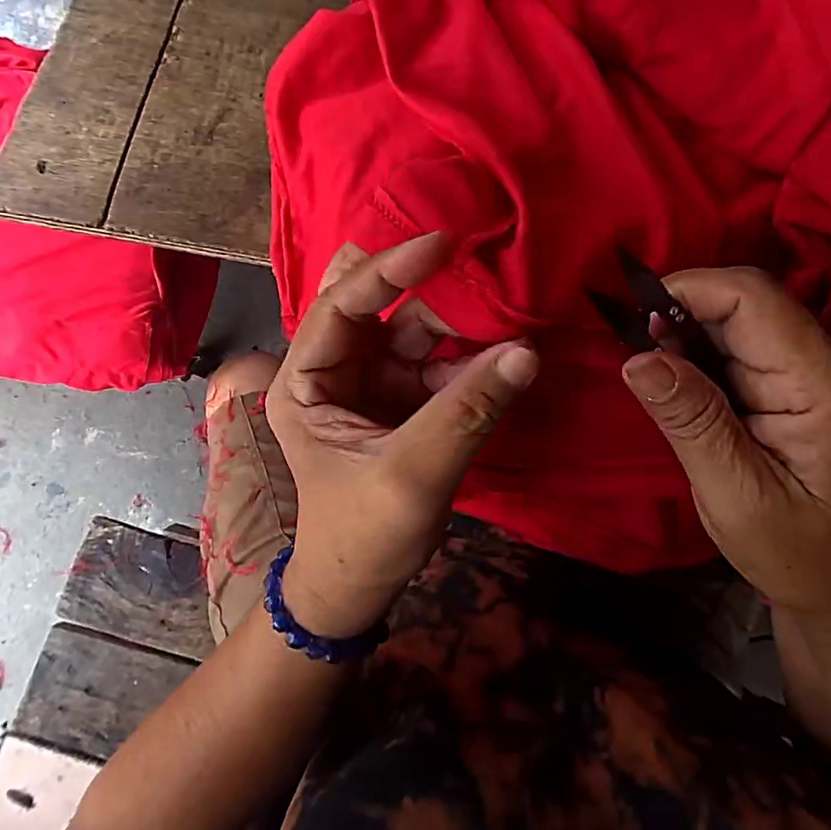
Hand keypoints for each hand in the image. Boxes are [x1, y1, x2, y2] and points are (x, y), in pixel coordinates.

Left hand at [264, 231, 539, 636]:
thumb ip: (466, 412)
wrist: (358, 588)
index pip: (340, 306)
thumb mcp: (412, 475)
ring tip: (507, 310)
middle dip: (427, 290)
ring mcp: (369, 382)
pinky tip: (503, 353)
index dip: (387, 269)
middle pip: (379, 310)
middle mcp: (332, 370)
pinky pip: (437, 363)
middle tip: (480, 264)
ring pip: (414, 333)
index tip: (441, 242)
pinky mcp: (401, 399)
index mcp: (305, 380)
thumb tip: (525, 351)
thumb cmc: (363, 535)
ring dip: (458, 325)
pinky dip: (469, 358)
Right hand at [622, 267, 830, 616]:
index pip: (754, 299)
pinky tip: (673, 379)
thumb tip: (636, 358)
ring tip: (649, 369)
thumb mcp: (736, 496)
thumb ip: (691, 422)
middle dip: (679, 309)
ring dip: (682, 329)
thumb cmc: (798, 554)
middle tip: (634, 350)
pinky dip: (693, 349)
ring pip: (736, 316)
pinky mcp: (793, 381)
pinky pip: (736, 342)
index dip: (689, 291)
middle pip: (746, 299)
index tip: (635, 325)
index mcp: (826, 387)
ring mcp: (813, 370)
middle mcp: (827, 363)